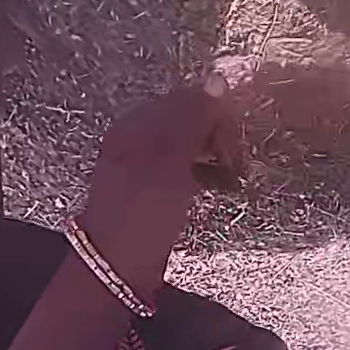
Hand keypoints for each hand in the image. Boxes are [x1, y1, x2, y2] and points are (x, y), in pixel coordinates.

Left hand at [77, 78, 240, 294]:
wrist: (116, 270)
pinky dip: (206, 171)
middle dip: (218, 137)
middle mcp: (139, 137)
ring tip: (228, 178)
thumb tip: (219, 79)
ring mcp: (145, 162)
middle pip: (192, 118)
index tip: (232, 150)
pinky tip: (214, 186)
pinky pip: (188, 163)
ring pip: (193, 141)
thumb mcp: (169, 163)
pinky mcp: (154, 186)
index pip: (190, 100)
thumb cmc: (143, 214)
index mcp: (138, 125)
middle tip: (232, 167)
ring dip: (216, 155)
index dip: (217, 120)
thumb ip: (192, 120)